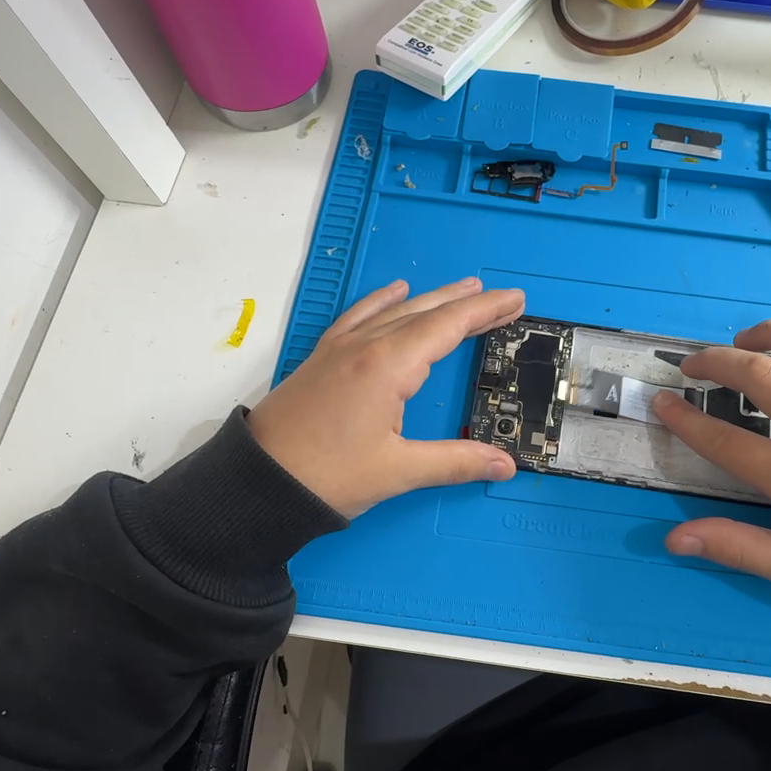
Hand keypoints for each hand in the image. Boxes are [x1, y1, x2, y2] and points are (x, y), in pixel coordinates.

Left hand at [249, 277, 523, 517]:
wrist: (256, 482)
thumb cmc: (326, 475)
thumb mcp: (397, 471)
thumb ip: (455, 463)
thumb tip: (505, 466)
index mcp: (388, 366)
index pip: (448, 326)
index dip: (485, 311)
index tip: (515, 300)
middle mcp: (366, 346)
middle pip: (426, 312)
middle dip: (467, 303)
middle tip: (502, 298)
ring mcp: (341, 348)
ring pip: (395, 311)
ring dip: (433, 299)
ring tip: (462, 288)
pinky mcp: (323, 358)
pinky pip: (359, 316)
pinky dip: (382, 301)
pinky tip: (392, 291)